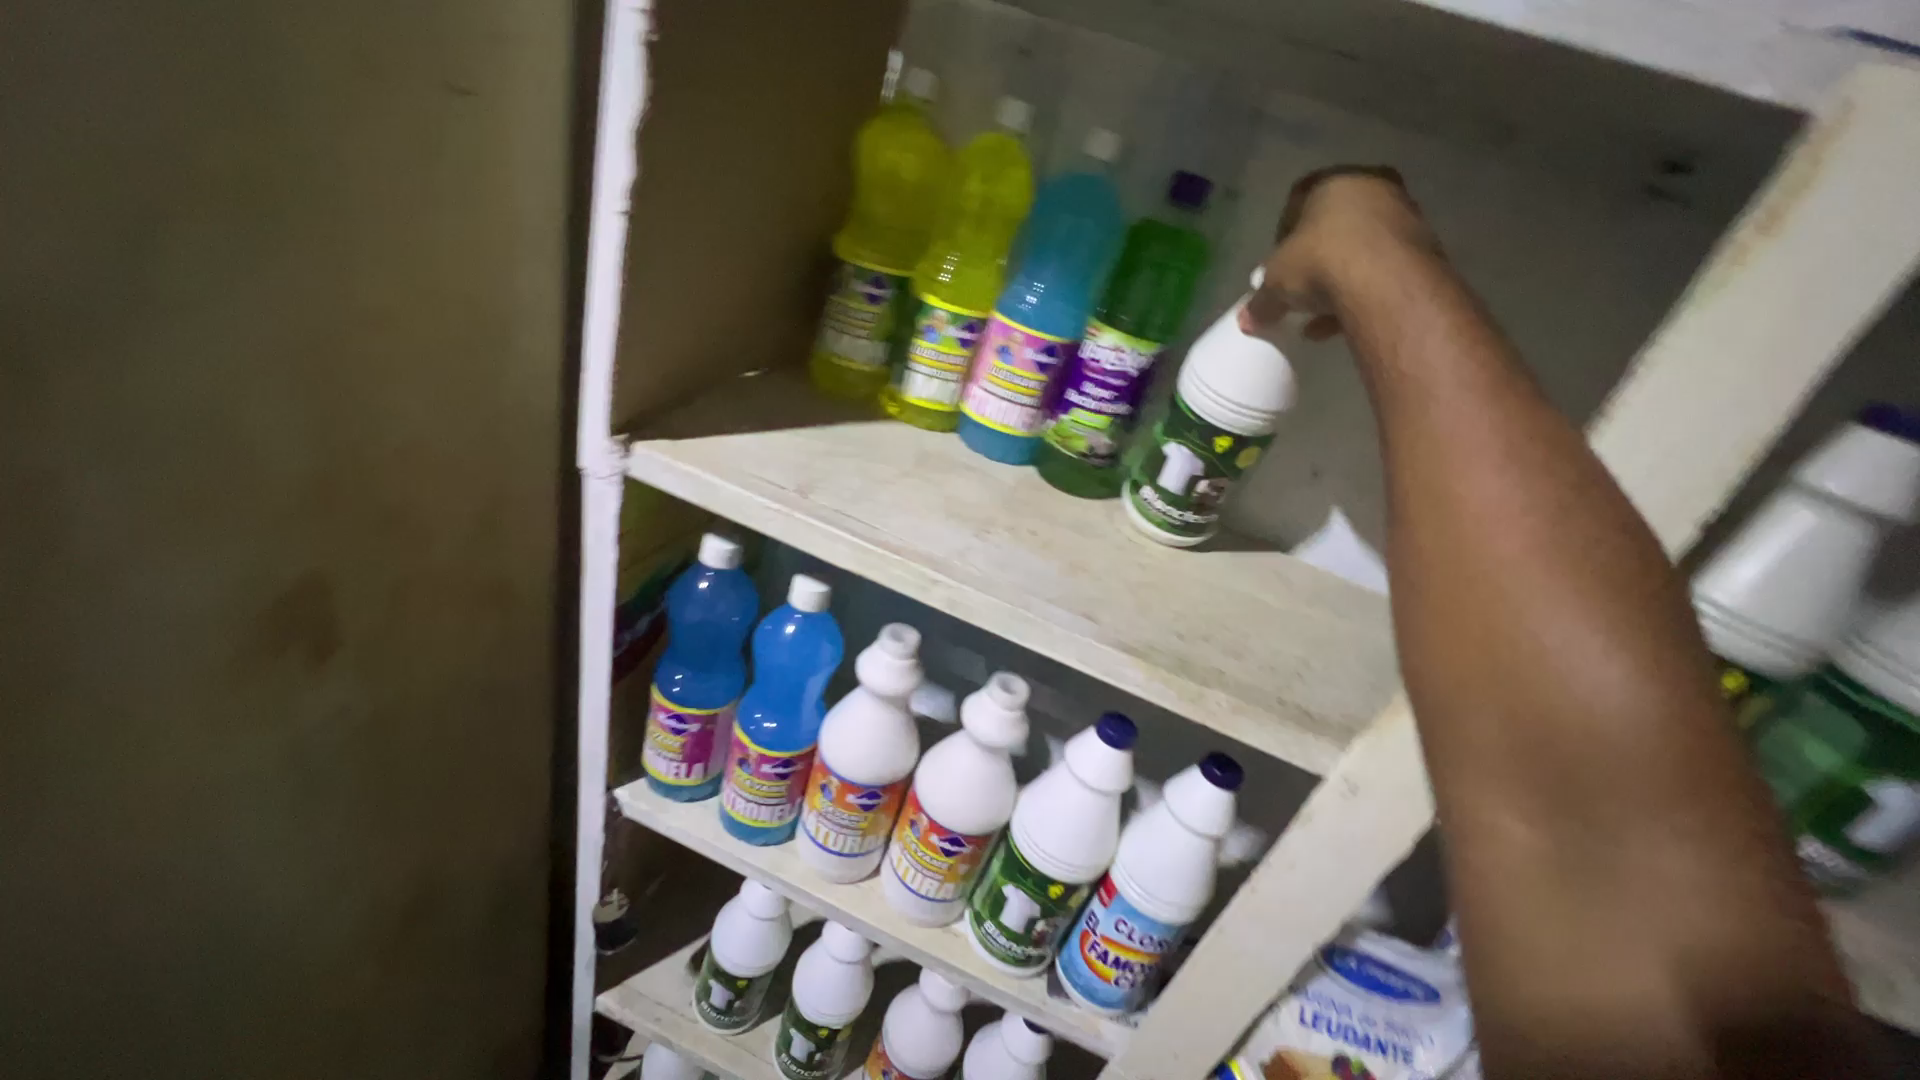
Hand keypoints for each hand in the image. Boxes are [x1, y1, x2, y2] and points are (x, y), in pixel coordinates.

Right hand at [1241, 167, 1438, 339]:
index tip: (1278, 264)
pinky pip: (1383, 268)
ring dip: (1341, 278)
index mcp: (1331, 181)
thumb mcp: (1275, 284)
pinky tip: (1343, 323)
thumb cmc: (1319, 262)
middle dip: (1316, 256)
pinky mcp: (1423, 247)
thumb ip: (1261, 300)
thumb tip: (1247, 320)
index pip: (1299, 199)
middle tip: (1301, 286)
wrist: (1384, 281)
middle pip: (1335, 223)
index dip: (1283, 235)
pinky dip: (1364, 291)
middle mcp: (1372, 188)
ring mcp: (1402, 216)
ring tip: (1320, 314)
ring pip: (1362, 247)